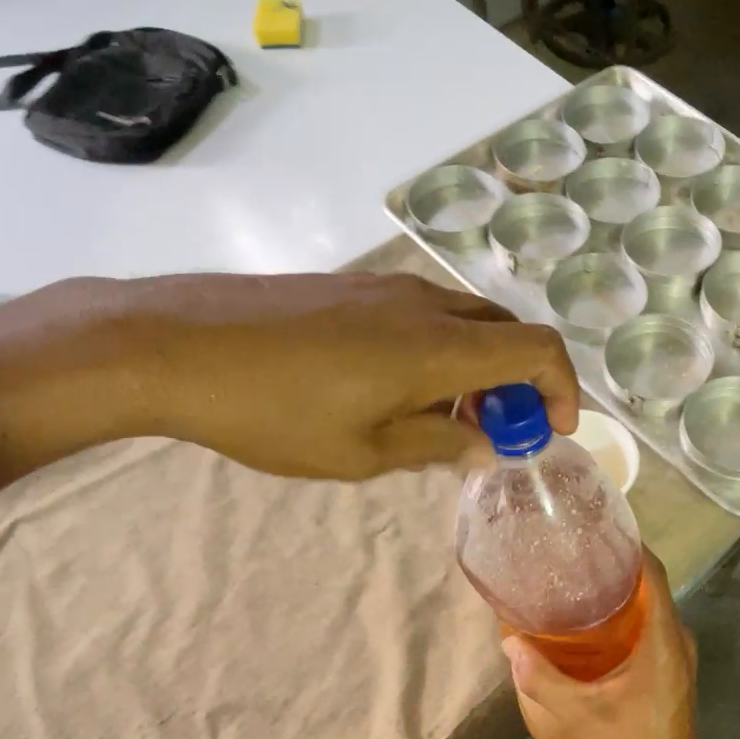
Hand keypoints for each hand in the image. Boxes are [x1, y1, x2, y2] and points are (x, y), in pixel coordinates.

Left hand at [51, 272, 578, 479]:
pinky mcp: (355, 286)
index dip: (563, 389)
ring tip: (442, 418)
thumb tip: (484, 443)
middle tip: (493, 432)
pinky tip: (397, 388)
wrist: (176, 344)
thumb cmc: (276, 412)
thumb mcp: (365, 452)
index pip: (539, 349)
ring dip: (478, 368)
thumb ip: (438, 442)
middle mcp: (427, 306)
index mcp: (440, 347)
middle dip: (519, 384)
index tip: (551, 430)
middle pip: (508, 332)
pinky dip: (441, 351)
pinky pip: (425, 314)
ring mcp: (388, 288)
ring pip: (466, 322)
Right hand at [502, 549, 699, 738]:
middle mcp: (679, 638)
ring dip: (626, 594)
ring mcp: (681, 655)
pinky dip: (632, 616)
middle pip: (655, 587)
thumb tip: (509, 644)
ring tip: (585, 583)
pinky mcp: (676, 669)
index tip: (600, 532)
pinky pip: (655, 627)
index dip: (632, 548)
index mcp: (663, 638)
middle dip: (621, 568)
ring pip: (655, 608)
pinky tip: (600, 625)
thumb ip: (541, 677)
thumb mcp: (578, 711)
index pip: (655, 574)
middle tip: (581, 556)